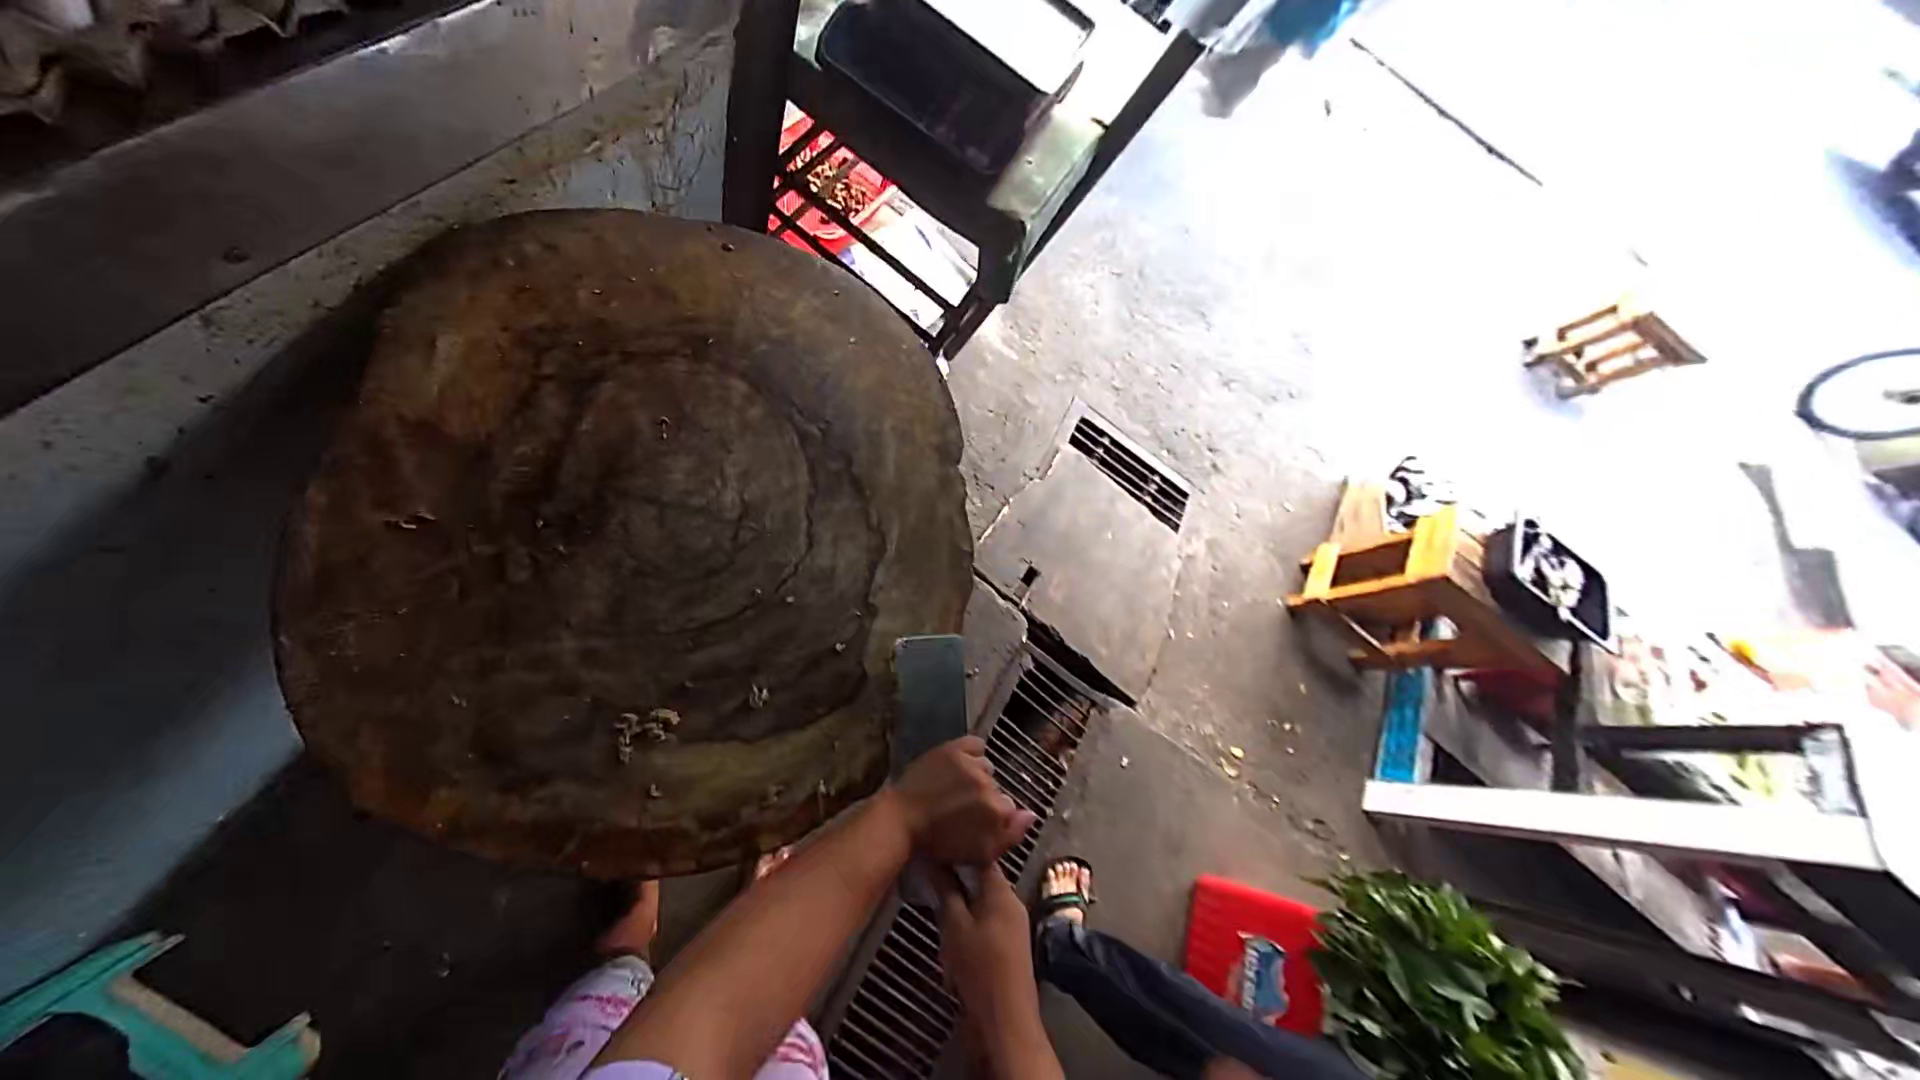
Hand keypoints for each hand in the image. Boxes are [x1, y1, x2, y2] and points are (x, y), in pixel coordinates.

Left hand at [890, 736, 1036, 863]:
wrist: (901, 820)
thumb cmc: (939, 843)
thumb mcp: (979, 853)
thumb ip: (1011, 835)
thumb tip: (1031, 814)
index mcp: (997, 809)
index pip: (1008, 809)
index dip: (993, 818)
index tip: (976, 823)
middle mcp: (988, 783)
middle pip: (996, 788)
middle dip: (984, 798)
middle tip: (963, 809)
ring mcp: (970, 763)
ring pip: (985, 767)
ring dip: (977, 776)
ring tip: (957, 789)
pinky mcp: (953, 748)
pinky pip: (974, 744)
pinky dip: (972, 752)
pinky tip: (961, 764)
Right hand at [936, 866, 1062, 1079]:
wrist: (1006, 1022)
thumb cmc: (980, 968)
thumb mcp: (955, 925)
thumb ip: (945, 891)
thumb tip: (932, 862)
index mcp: (1003, 892)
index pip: (982, 857)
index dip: (958, 851)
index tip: (935, 851)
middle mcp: (1012, 904)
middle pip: (982, 881)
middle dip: (956, 883)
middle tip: (931, 884)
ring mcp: (1013, 927)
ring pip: (982, 904)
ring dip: (960, 908)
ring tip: (938, 914)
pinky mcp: (1009, 948)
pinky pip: (986, 925)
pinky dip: (969, 927)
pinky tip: (952, 941)